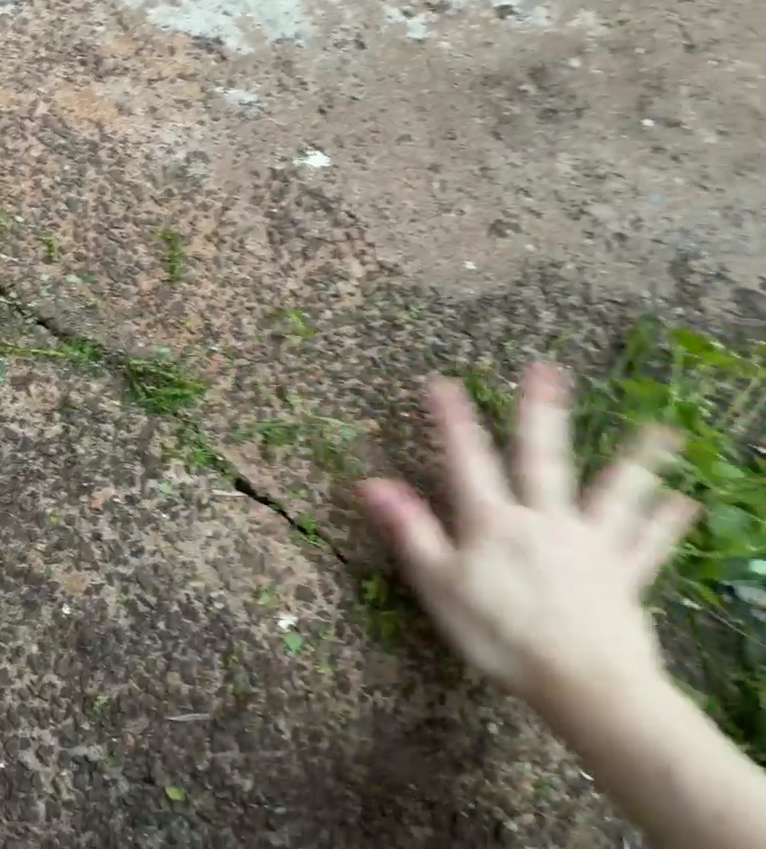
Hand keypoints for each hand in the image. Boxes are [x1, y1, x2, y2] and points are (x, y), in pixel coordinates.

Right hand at [359, 362, 697, 709]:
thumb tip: (372, 483)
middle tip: (547, 370)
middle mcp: (542, 522)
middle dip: (540, 413)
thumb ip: (410, 529)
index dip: (451, 421)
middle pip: (541, 459)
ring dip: (635, 460)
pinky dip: (664, 522)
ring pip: (613, 494)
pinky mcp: (623, 576)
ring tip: (659, 429)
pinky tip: (682, 502)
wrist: (583, 684)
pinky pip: (646, 543)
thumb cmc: (497, 632)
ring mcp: (589, 546)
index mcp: (492, 523)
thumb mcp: (437, 582)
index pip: (465, 460)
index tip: (440, 383)